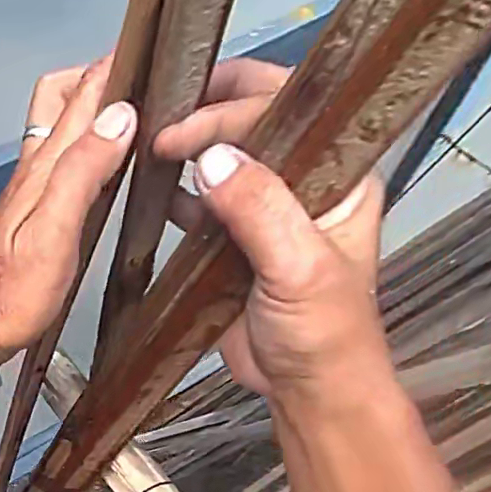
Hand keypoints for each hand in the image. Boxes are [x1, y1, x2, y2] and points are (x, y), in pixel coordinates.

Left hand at [0, 57, 136, 360]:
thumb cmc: (17, 291)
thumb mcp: (55, 232)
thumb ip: (82, 172)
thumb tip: (119, 115)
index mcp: (42, 167)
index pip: (81, 94)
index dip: (117, 65)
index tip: (159, 51)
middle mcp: (35, 168)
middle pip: (62, 96)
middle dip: (102, 74)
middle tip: (148, 79)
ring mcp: (34, 187)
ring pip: (63, 125)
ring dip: (97, 107)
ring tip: (140, 110)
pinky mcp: (38, 208)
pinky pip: (65, 157)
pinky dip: (92, 142)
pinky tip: (113, 157)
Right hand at [153, 58, 389, 405]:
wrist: (305, 384)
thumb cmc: (324, 331)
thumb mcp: (299, 267)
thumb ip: (261, 211)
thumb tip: (211, 160)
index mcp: (339, 174)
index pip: (287, 114)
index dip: (229, 114)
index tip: (177, 133)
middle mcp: (302, 183)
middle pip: (260, 120)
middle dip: (213, 107)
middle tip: (166, 109)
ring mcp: (264, 212)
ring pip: (227, 160)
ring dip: (190, 149)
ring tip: (150, 143)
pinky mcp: (231, 242)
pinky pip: (202, 204)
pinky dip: (177, 194)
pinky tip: (155, 190)